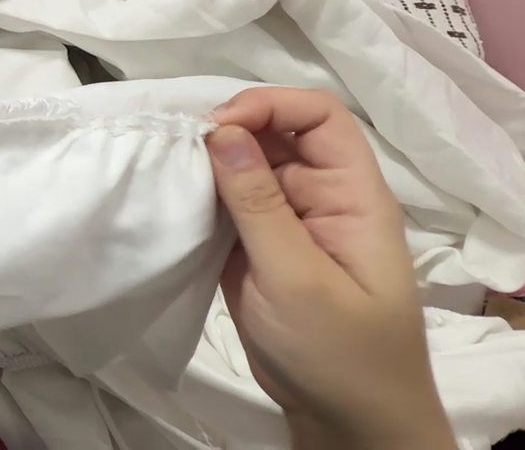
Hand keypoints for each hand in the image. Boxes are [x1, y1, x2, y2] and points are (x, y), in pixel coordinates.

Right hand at [206, 87, 452, 449]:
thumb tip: (219, 128)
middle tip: (183, 148)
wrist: (342, 421)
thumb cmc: (339, 352)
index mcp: (353, 196)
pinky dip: (197, 183)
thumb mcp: (297, 277)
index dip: (270, 106)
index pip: (320, 116)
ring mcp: (285, 215)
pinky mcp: (254, 236)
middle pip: (275, 129)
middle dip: (228, 127)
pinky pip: (225, 190)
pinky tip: (174, 190)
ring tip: (171, 166)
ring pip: (243, 157)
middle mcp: (320, 194)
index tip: (218, 127)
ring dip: (207, 155)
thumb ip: (257, 201)